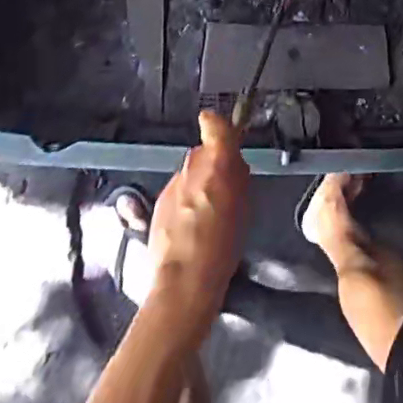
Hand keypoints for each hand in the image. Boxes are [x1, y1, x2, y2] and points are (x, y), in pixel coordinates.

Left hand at [140, 111, 248, 339]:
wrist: (185, 280)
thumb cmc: (222, 245)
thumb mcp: (244, 206)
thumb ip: (238, 176)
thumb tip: (234, 163)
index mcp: (217, 165)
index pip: (215, 126)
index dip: (217, 122)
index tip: (218, 122)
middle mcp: (191, 169)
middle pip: (203, 152)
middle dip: (213, 163)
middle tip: (226, 184)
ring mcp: (172, 186)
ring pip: (189, 173)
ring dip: (198, 183)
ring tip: (209, 211)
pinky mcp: (158, 204)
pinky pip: (177, 192)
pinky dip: (185, 201)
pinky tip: (192, 224)